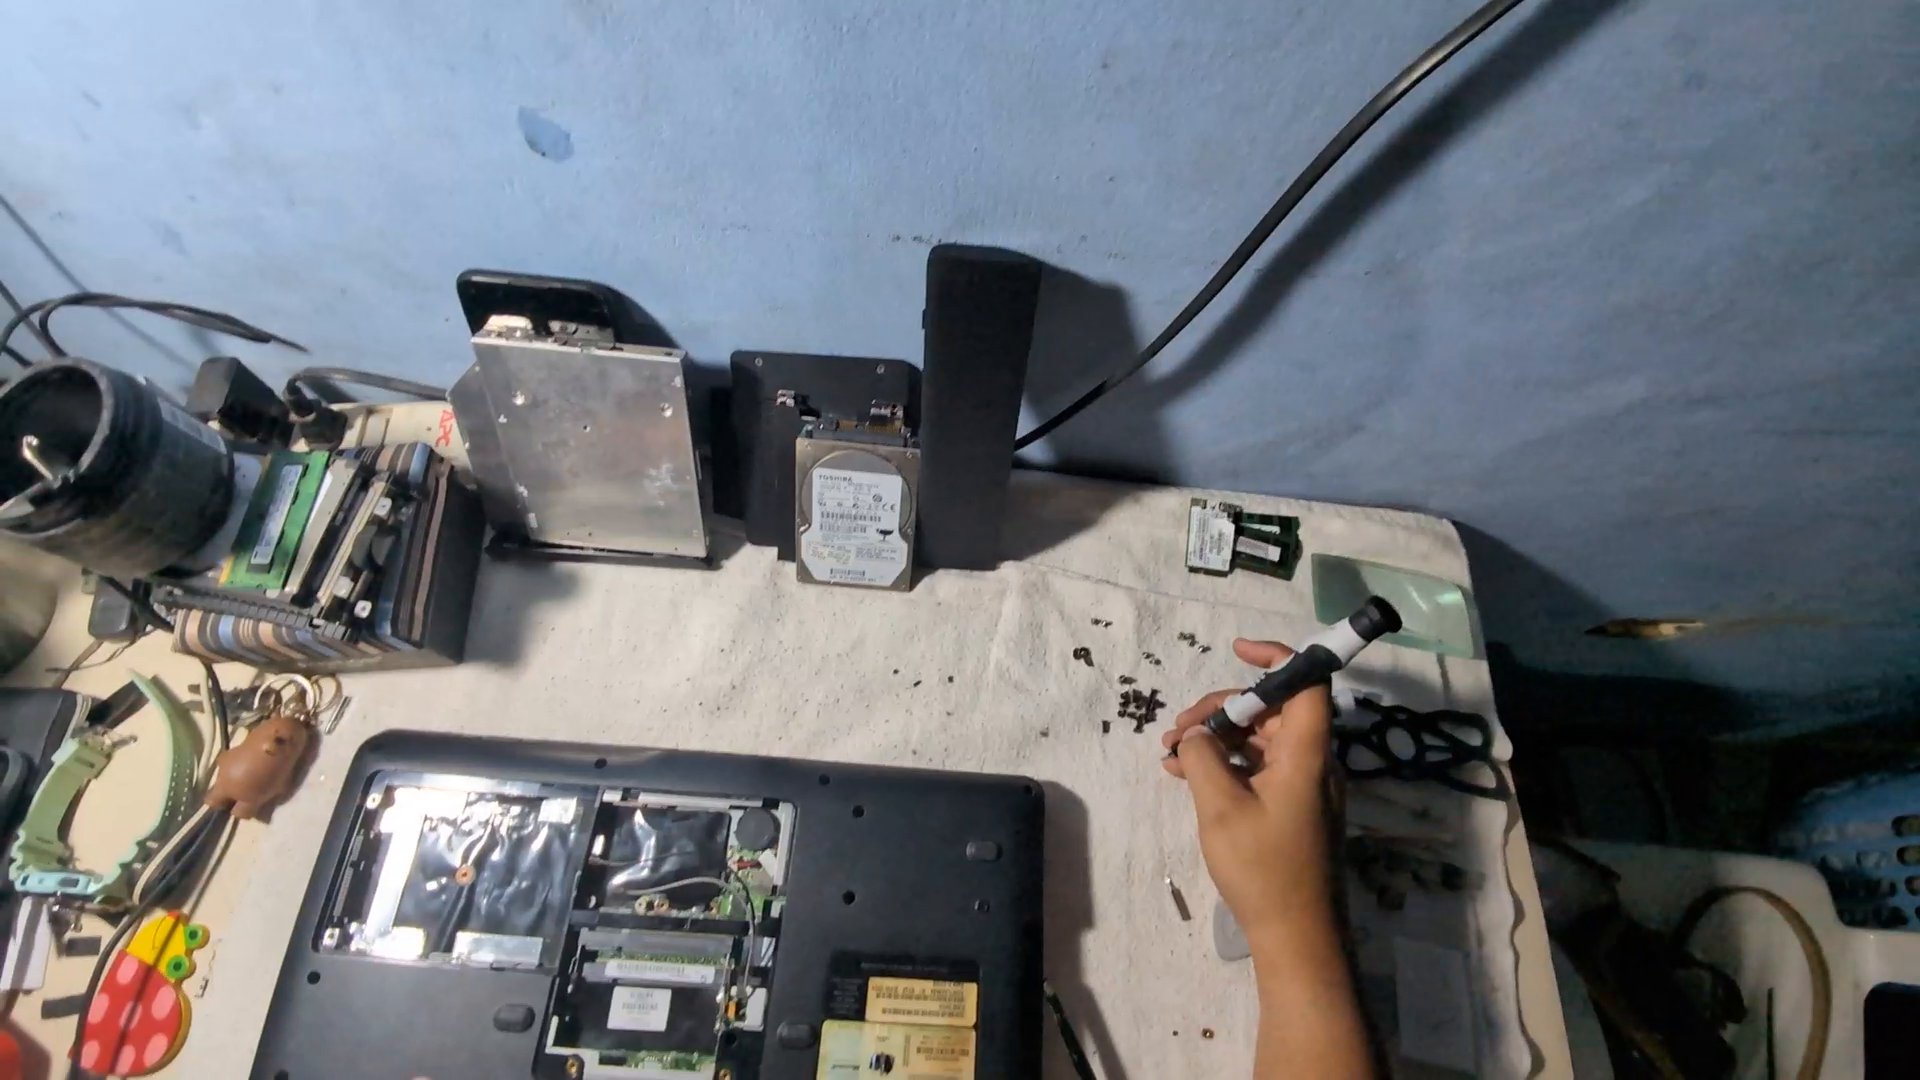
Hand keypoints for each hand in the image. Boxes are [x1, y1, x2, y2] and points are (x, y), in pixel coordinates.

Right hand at [1162, 638, 1338, 948]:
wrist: (1296, 936)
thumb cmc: (1263, 866)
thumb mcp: (1220, 805)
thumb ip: (1202, 756)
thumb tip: (1195, 735)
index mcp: (1306, 754)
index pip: (1308, 685)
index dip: (1278, 657)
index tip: (1237, 650)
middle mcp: (1310, 761)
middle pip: (1270, 709)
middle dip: (1220, 709)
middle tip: (1179, 729)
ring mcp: (1301, 785)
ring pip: (1257, 738)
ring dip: (1214, 737)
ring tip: (1171, 752)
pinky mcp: (1289, 806)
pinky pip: (1255, 766)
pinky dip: (1222, 762)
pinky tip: (1182, 773)